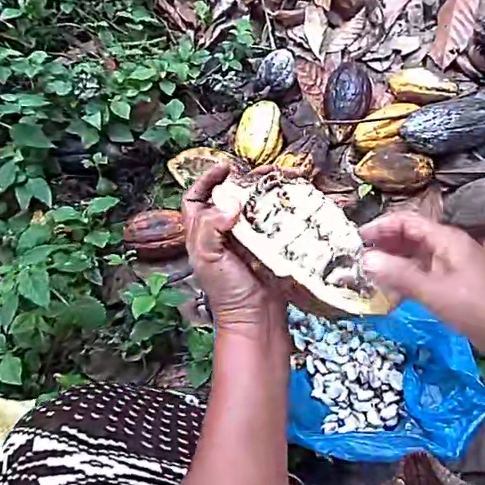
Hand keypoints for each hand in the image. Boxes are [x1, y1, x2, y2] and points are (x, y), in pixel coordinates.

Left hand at [183, 165, 285, 346]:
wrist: (257, 317)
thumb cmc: (228, 292)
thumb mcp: (208, 258)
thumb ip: (210, 227)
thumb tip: (230, 202)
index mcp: (202, 232)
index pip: (196, 198)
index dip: (206, 180)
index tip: (223, 168)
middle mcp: (224, 231)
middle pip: (229, 196)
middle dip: (243, 180)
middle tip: (258, 172)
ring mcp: (247, 236)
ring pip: (253, 204)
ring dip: (264, 189)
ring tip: (277, 178)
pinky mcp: (268, 242)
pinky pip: (273, 217)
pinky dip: (280, 205)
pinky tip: (288, 196)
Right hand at [360, 213, 484, 364]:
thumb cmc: (477, 309)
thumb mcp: (433, 292)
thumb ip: (399, 275)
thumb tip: (365, 259)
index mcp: (446, 239)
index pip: (406, 221)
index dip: (380, 227)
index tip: (356, 240)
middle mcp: (450, 246)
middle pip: (410, 236)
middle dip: (384, 245)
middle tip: (358, 259)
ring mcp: (455, 264)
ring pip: (417, 255)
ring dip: (394, 262)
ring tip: (370, 276)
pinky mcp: (458, 282)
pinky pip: (425, 272)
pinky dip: (407, 277)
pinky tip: (395, 293)